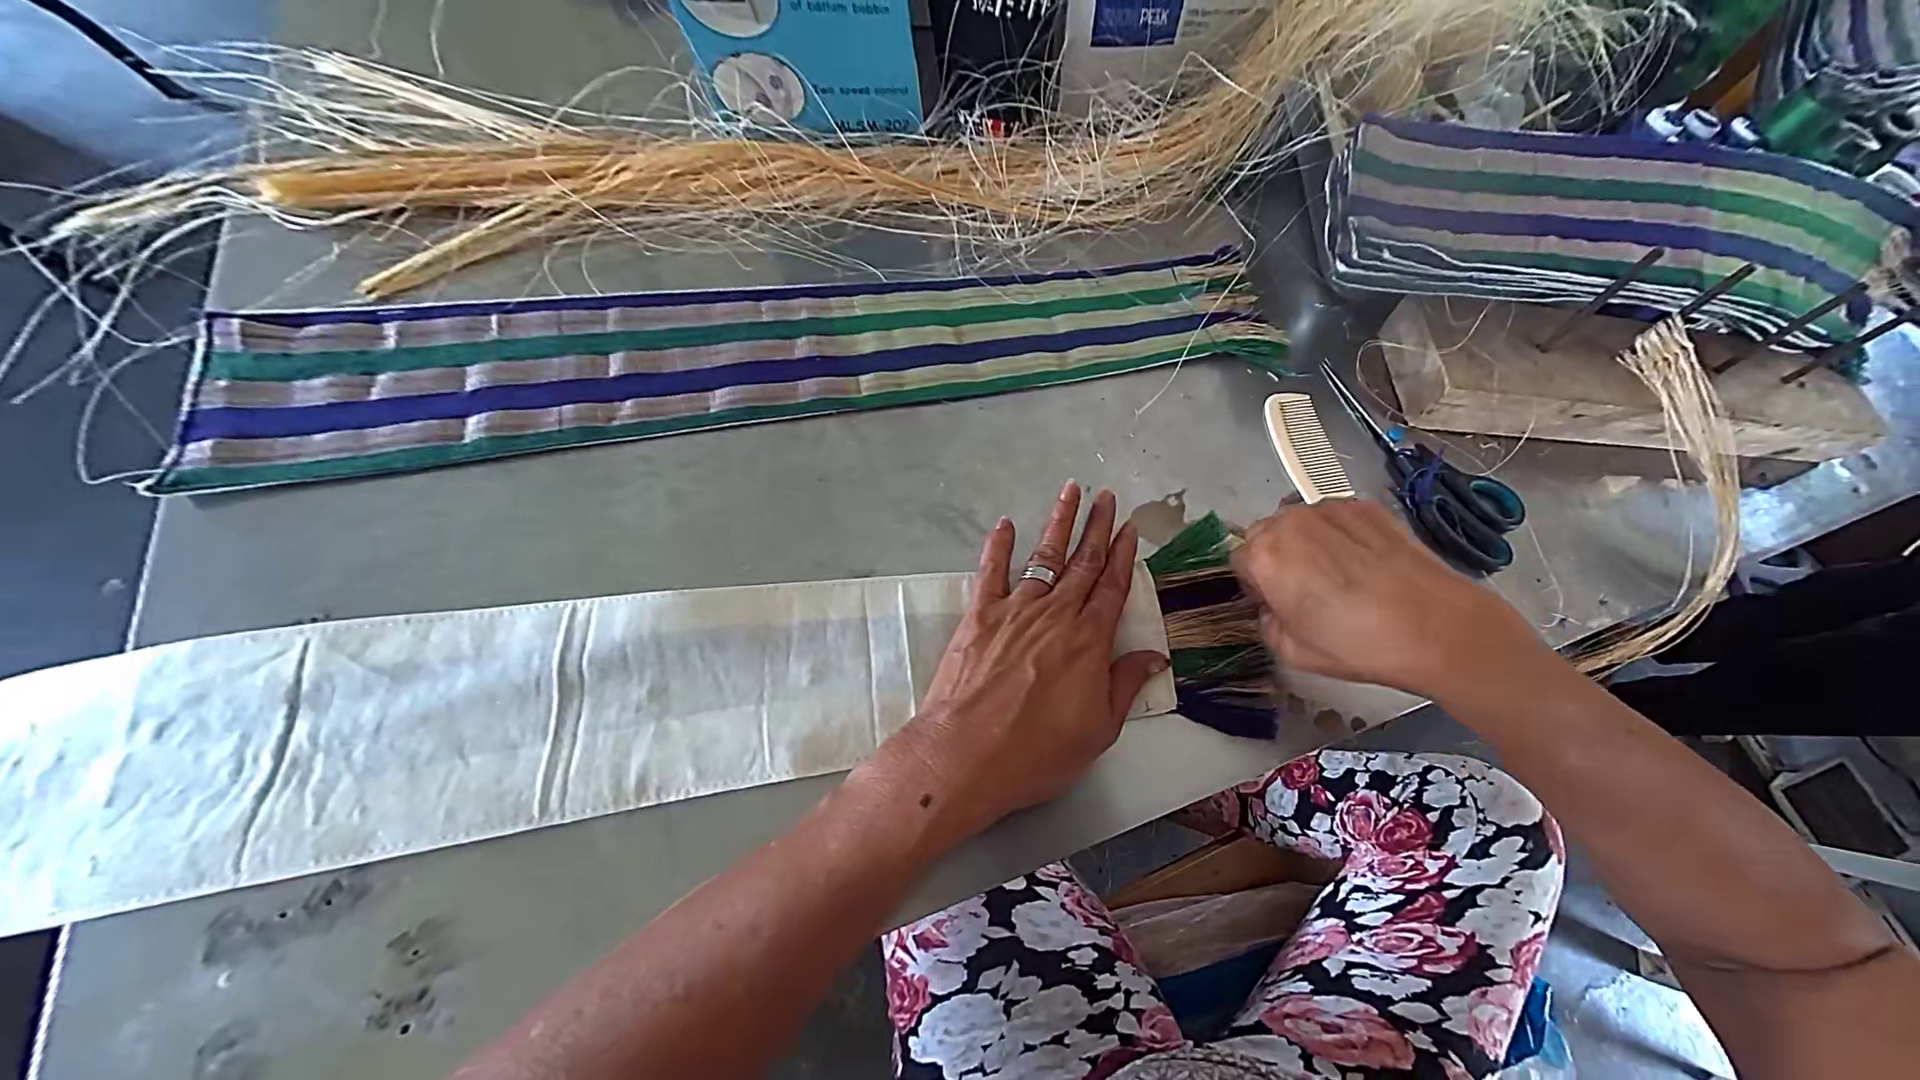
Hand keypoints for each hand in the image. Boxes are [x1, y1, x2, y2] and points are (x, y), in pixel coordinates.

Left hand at [861, 482, 1168, 847]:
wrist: (968, 754)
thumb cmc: (1039, 750)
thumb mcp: (1099, 728)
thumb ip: (1125, 684)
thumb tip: (1154, 656)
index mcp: (1089, 639)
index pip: (1112, 587)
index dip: (1123, 555)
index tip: (1129, 529)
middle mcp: (1055, 614)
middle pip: (1082, 562)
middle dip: (1097, 527)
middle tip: (1107, 497)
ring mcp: (1015, 610)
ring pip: (1043, 557)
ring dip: (1059, 523)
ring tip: (1070, 492)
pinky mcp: (979, 615)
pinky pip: (991, 571)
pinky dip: (999, 545)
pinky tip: (1006, 524)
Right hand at [1230, 499, 1549, 700]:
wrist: (1440, 629)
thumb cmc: (1359, 644)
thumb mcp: (1291, 651)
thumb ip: (1267, 623)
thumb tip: (1274, 610)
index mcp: (1264, 556)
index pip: (1239, 561)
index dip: (1256, 585)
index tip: (1277, 603)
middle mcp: (1290, 522)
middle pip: (1266, 534)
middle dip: (1277, 557)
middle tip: (1306, 589)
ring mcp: (1330, 510)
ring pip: (1300, 522)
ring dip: (1307, 542)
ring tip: (1338, 575)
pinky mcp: (1366, 507)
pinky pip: (1335, 518)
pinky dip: (1339, 534)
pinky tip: (1362, 563)